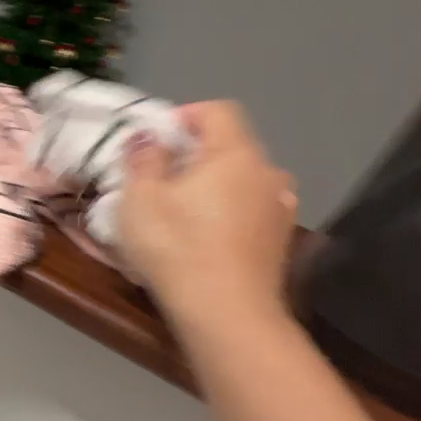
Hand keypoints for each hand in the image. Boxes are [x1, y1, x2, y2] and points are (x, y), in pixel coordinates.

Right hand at [121, 101, 297, 324]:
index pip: (217, 111)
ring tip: (176, 211)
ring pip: (240, 181)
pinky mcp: (279, 239)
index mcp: (235, 154)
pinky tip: (200, 237)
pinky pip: (248, 209)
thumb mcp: (139, 197)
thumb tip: (149, 137)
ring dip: (210, 186)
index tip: (151, 141)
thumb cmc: (175, 244)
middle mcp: (268, 172)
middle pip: (229, 147)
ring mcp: (280, 207)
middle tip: (153, 180)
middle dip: (191, 156)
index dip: (182, 116)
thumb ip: (144, 159)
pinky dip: (224, 212)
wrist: (224, 309)